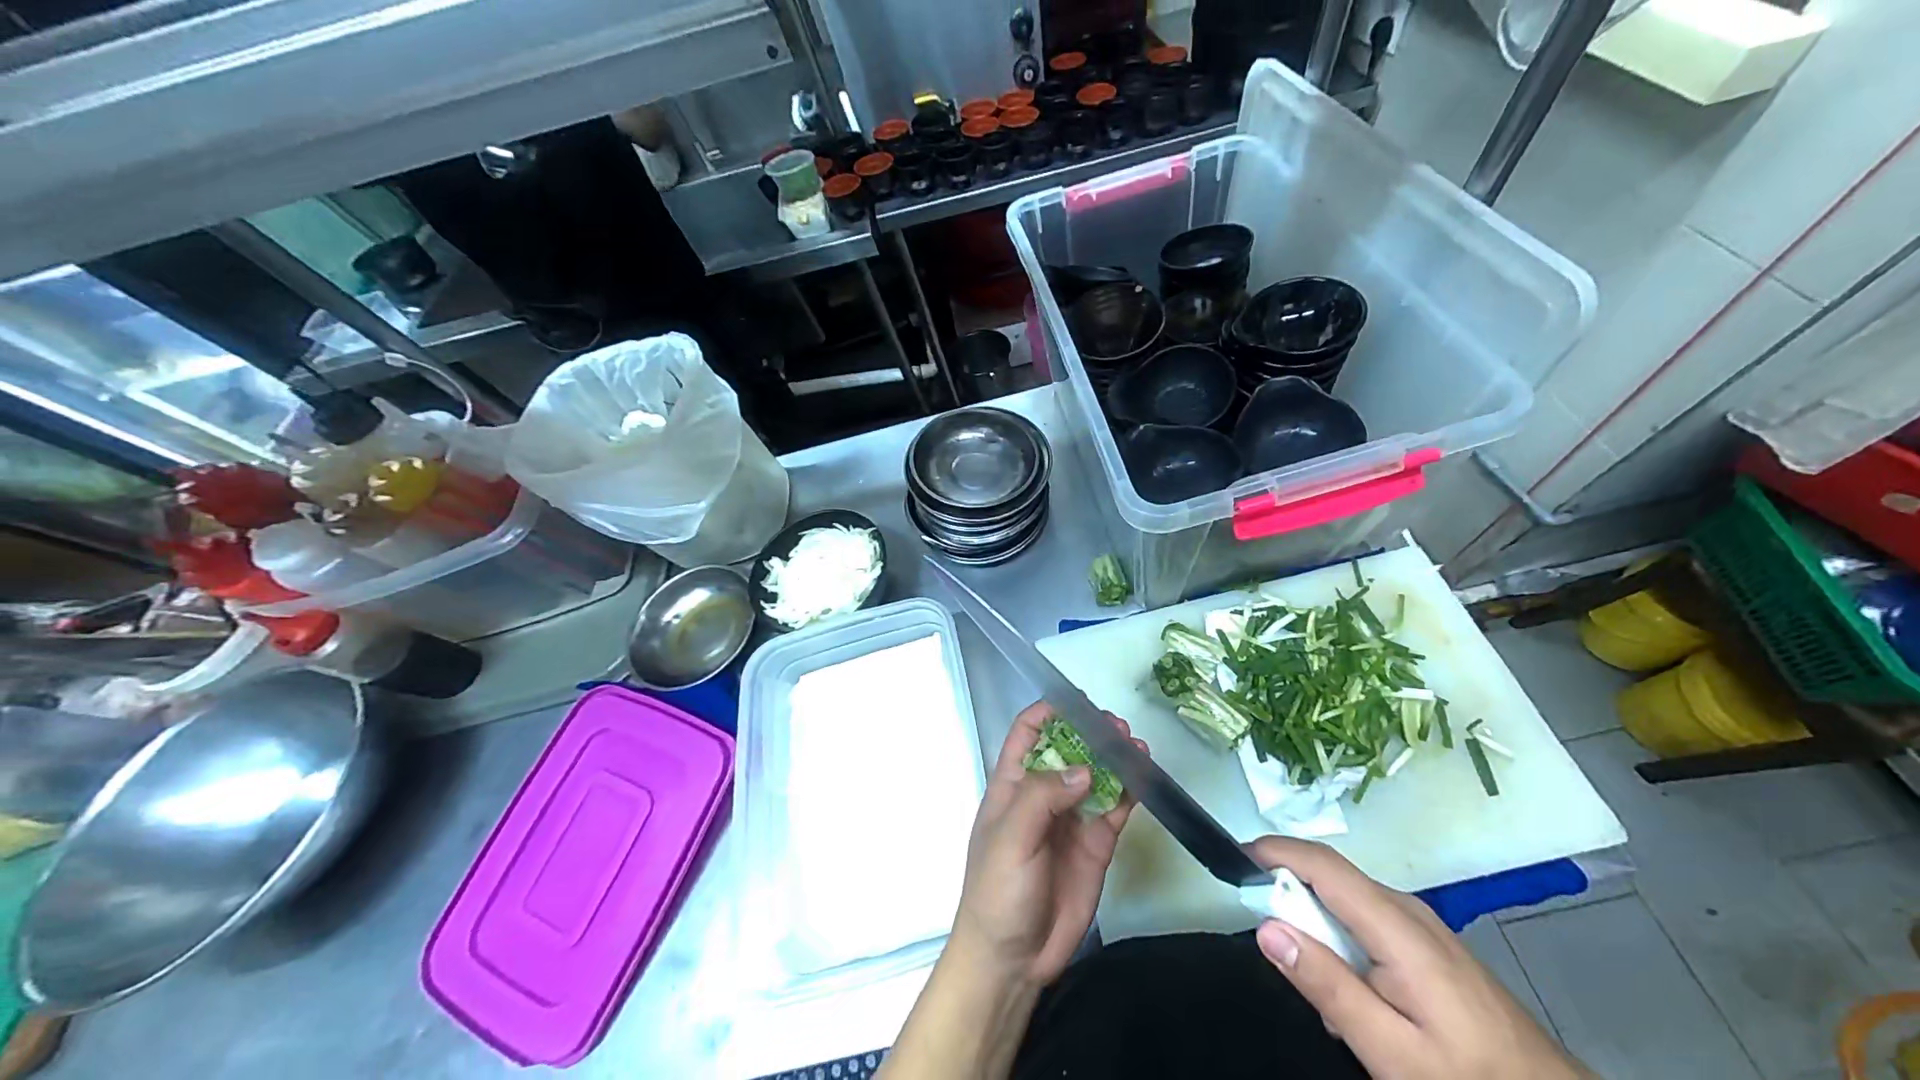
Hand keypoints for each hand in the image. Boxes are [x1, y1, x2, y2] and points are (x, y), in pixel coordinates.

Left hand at [879, 703, 1138, 1079]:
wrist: (1015, 957)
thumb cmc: (998, 890)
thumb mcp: (1011, 837)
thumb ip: (1044, 797)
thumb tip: (1084, 768)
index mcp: (1012, 785)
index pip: (1028, 734)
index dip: (1048, 713)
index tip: (1077, 701)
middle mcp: (1044, 794)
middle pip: (1069, 750)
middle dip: (1090, 733)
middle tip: (1117, 726)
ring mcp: (1072, 818)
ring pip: (1097, 775)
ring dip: (1115, 757)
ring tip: (1136, 744)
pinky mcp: (1097, 843)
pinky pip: (1116, 807)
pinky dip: (1131, 789)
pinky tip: (1145, 775)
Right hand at [1249, 837, 1593, 1079]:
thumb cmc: (1468, 1076)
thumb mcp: (1390, 1049)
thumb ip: (1326, 986)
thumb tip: (1267, 928)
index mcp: (1398, 928)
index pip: (1324, 865)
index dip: (1275, 851)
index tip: (1234, 859)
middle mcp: (1407, 910)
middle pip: (1331, 878)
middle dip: (1289, 893)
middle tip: (1268, 940)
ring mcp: (1420, 924)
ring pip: (1346, 899)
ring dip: (1315, 922)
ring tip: (1315, 982)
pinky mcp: (1426, 941)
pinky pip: (1365, 920)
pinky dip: (1339, 938)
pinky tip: (1352, 992)